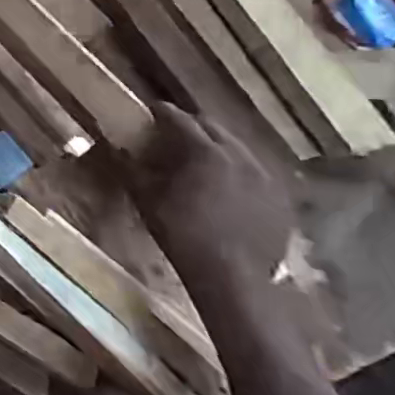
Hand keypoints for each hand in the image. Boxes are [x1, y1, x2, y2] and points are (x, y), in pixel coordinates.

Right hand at [124, 101, 296, 287]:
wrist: (233, 282)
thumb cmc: (184, 236)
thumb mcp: (148, 200)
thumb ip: (131, 168)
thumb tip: (115, 147)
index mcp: (206, 151)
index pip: (179, 118)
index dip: (162, 113)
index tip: (150, 113)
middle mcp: (240, 155)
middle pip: (212, 126)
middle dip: (191, 126)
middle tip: (173, 135)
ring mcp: (265, 178)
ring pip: (237, 148)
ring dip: (216, 147)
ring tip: (201, 161)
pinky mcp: (279, 200)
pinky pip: (255, 173)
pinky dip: (238, 172)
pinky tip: (227, 189)